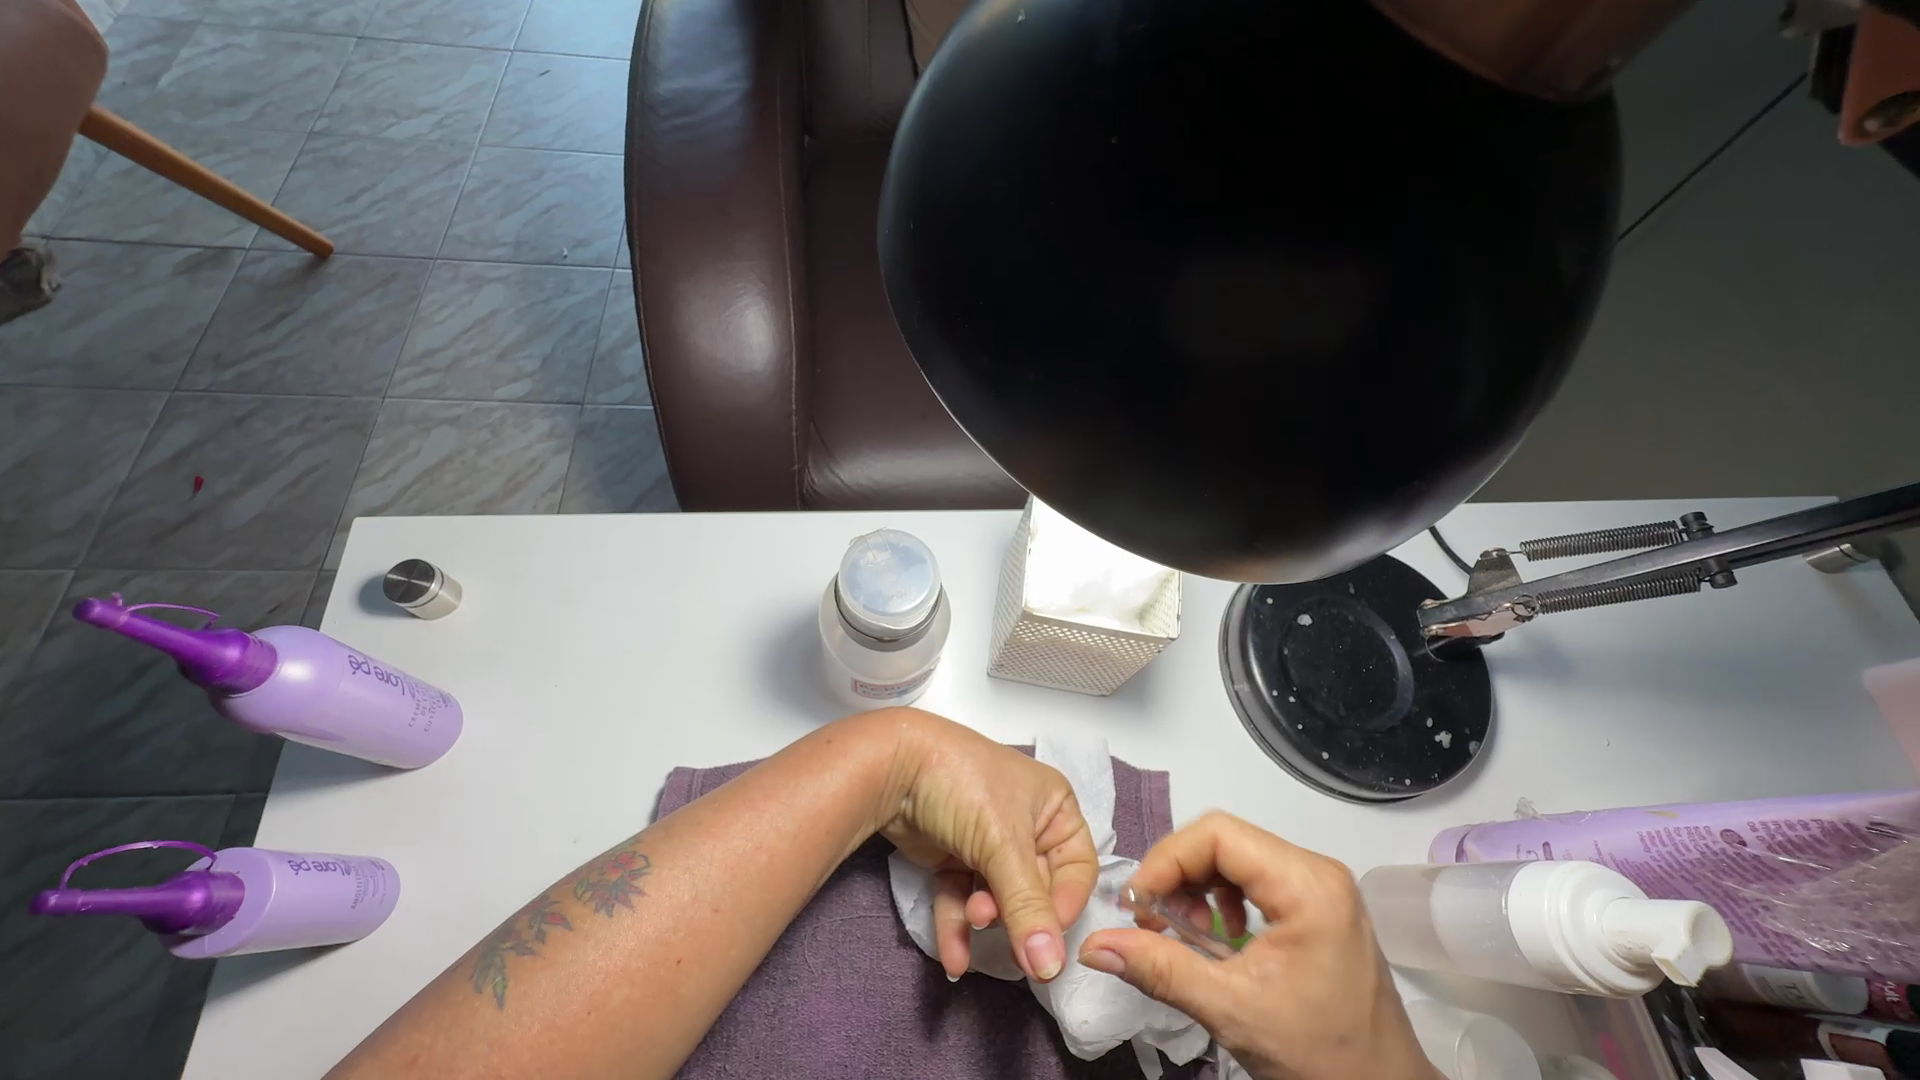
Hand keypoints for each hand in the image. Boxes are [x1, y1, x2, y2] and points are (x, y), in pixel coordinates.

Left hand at [865, 708, 1099, 983]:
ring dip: (985, 919)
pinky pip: (963, 897)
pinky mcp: (952, 855)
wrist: (891, 766)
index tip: (1045, 940)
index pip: (1077, 869)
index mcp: (1053, 807)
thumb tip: (1050, 968)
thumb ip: (1026, 907)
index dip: (1064, 906)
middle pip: (1035, 888)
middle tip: (991, 921)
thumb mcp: (1002, 843)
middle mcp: (1026, 824)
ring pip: (997, 897)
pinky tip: (953, 960)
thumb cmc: (962, 786)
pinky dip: (957, 926)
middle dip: (1014, 912)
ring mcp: (987, 841)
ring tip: (970, 919)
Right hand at [1077, 812, 1438, 1079]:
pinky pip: (1253, 879)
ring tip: (1179, 931)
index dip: (1167, 860)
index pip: (1218, 835)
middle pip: (1225, 841)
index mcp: (1307, 885)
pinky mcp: (1316, 905)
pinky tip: (1214, 937)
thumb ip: (1160, 969)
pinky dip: (1219, 899)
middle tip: (1150, 920)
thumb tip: (1094, 946)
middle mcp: (1316, 871)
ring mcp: (1319, 887)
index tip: (1136, 904)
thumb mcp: (1231, 1011)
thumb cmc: (1320, 1058)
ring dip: (1195, 886)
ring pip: (1235, 857)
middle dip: (1177, 875)